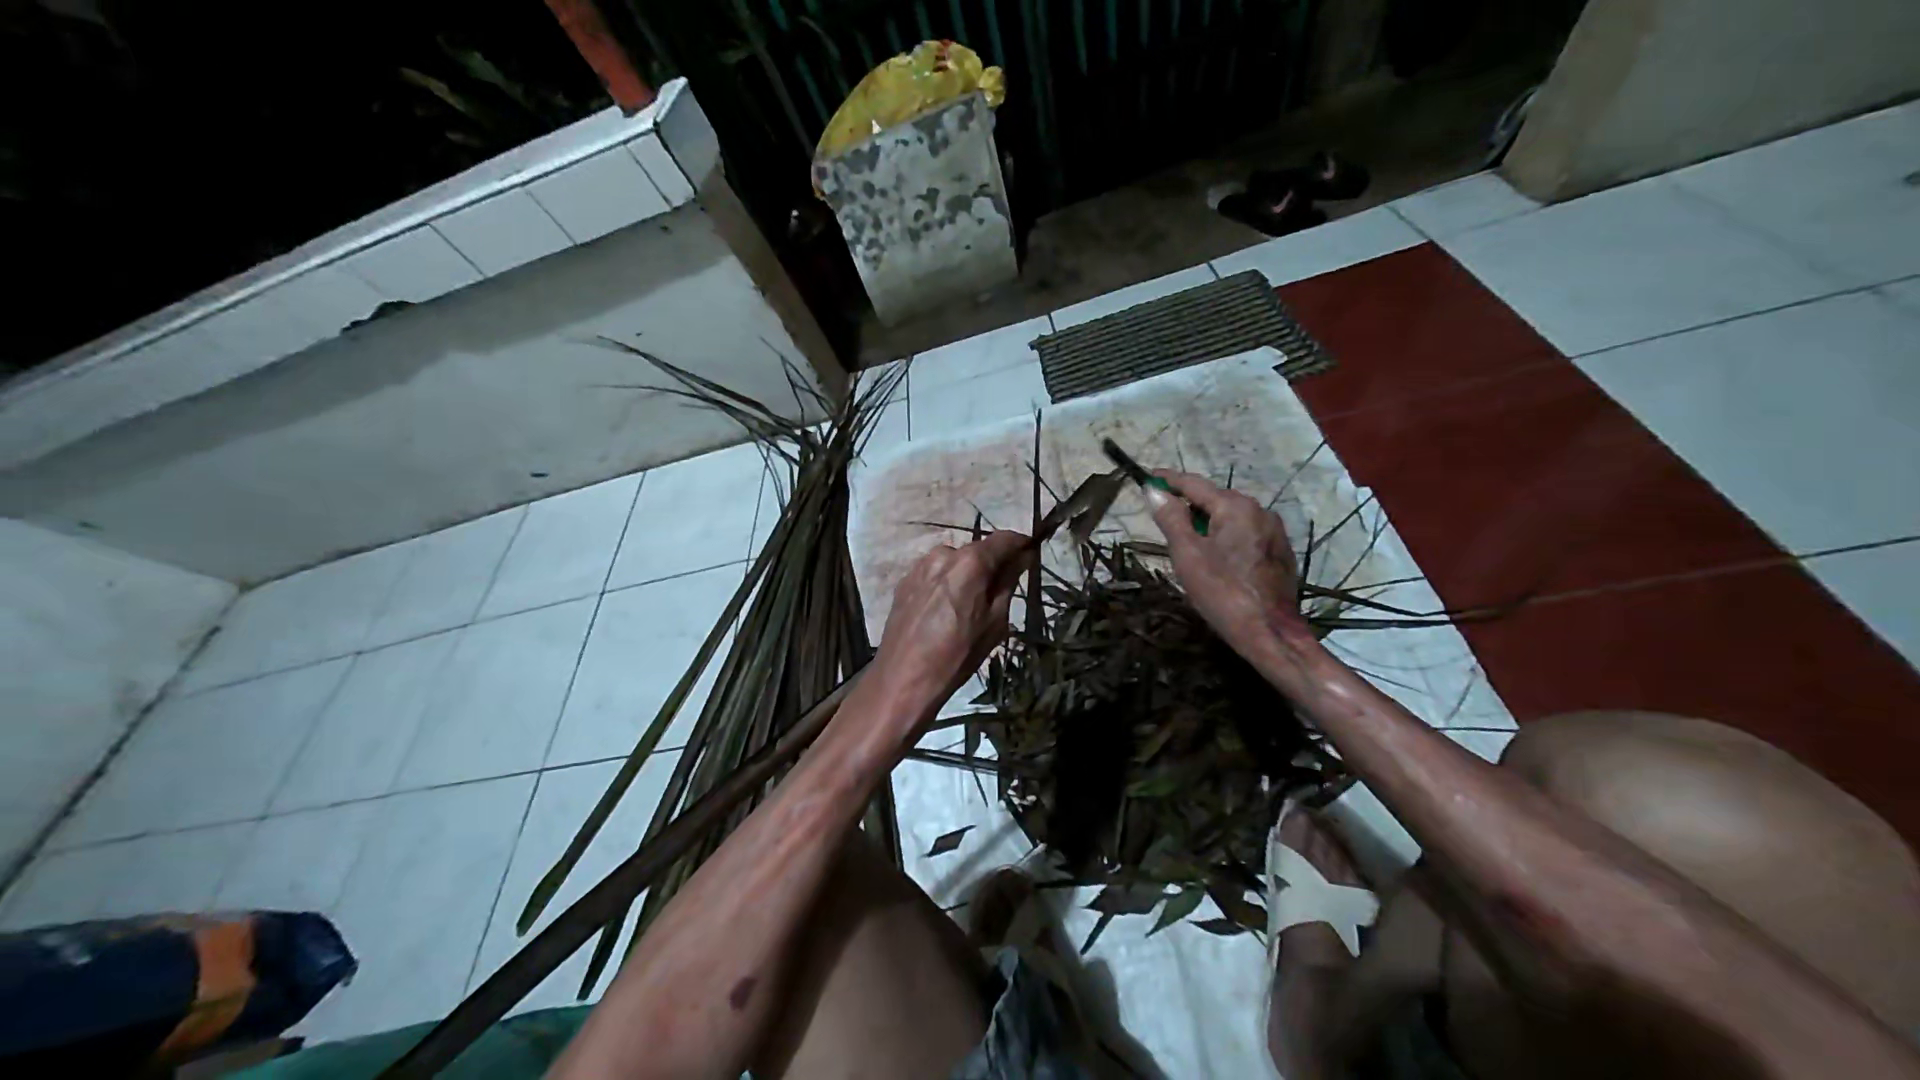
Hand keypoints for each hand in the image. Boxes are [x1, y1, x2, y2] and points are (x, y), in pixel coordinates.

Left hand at [873, 530, 1028, 715]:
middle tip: (1001, 591)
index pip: (1004, 539)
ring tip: (970, 606)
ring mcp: (919, 567)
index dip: (1021, 544)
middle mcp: (942, 554)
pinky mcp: (904, 583)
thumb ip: (1008, 583)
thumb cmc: (957, 653)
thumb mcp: (994, 622)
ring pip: (953, 563)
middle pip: (976, 551)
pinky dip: (946, 585)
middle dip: (991, 565)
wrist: (904, 678)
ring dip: (966, 575)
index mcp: (969, 562)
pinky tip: (945, 611)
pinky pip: (934, 575)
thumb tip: (1022, 558)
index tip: (1031, 554)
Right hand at [1150, 470, 1305, 654]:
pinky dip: (1226, 536)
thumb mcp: (1187, 554)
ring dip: (1208, 521)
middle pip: (1215, 498)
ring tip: (1187, 539)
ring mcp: (1274, 531)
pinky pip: (1246, 533)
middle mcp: (1259, 510)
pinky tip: (1216, 557)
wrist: (1270, 632)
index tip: (1148, 476)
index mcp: (1235, 507)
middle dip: (1189, 503)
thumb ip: (1171, 518)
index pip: (1194, 484)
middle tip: (1164, 515)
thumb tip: (1154, 490)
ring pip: (1232, 517)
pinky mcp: (1280, 552)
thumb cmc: (1222, 592)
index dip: (1168, 480)